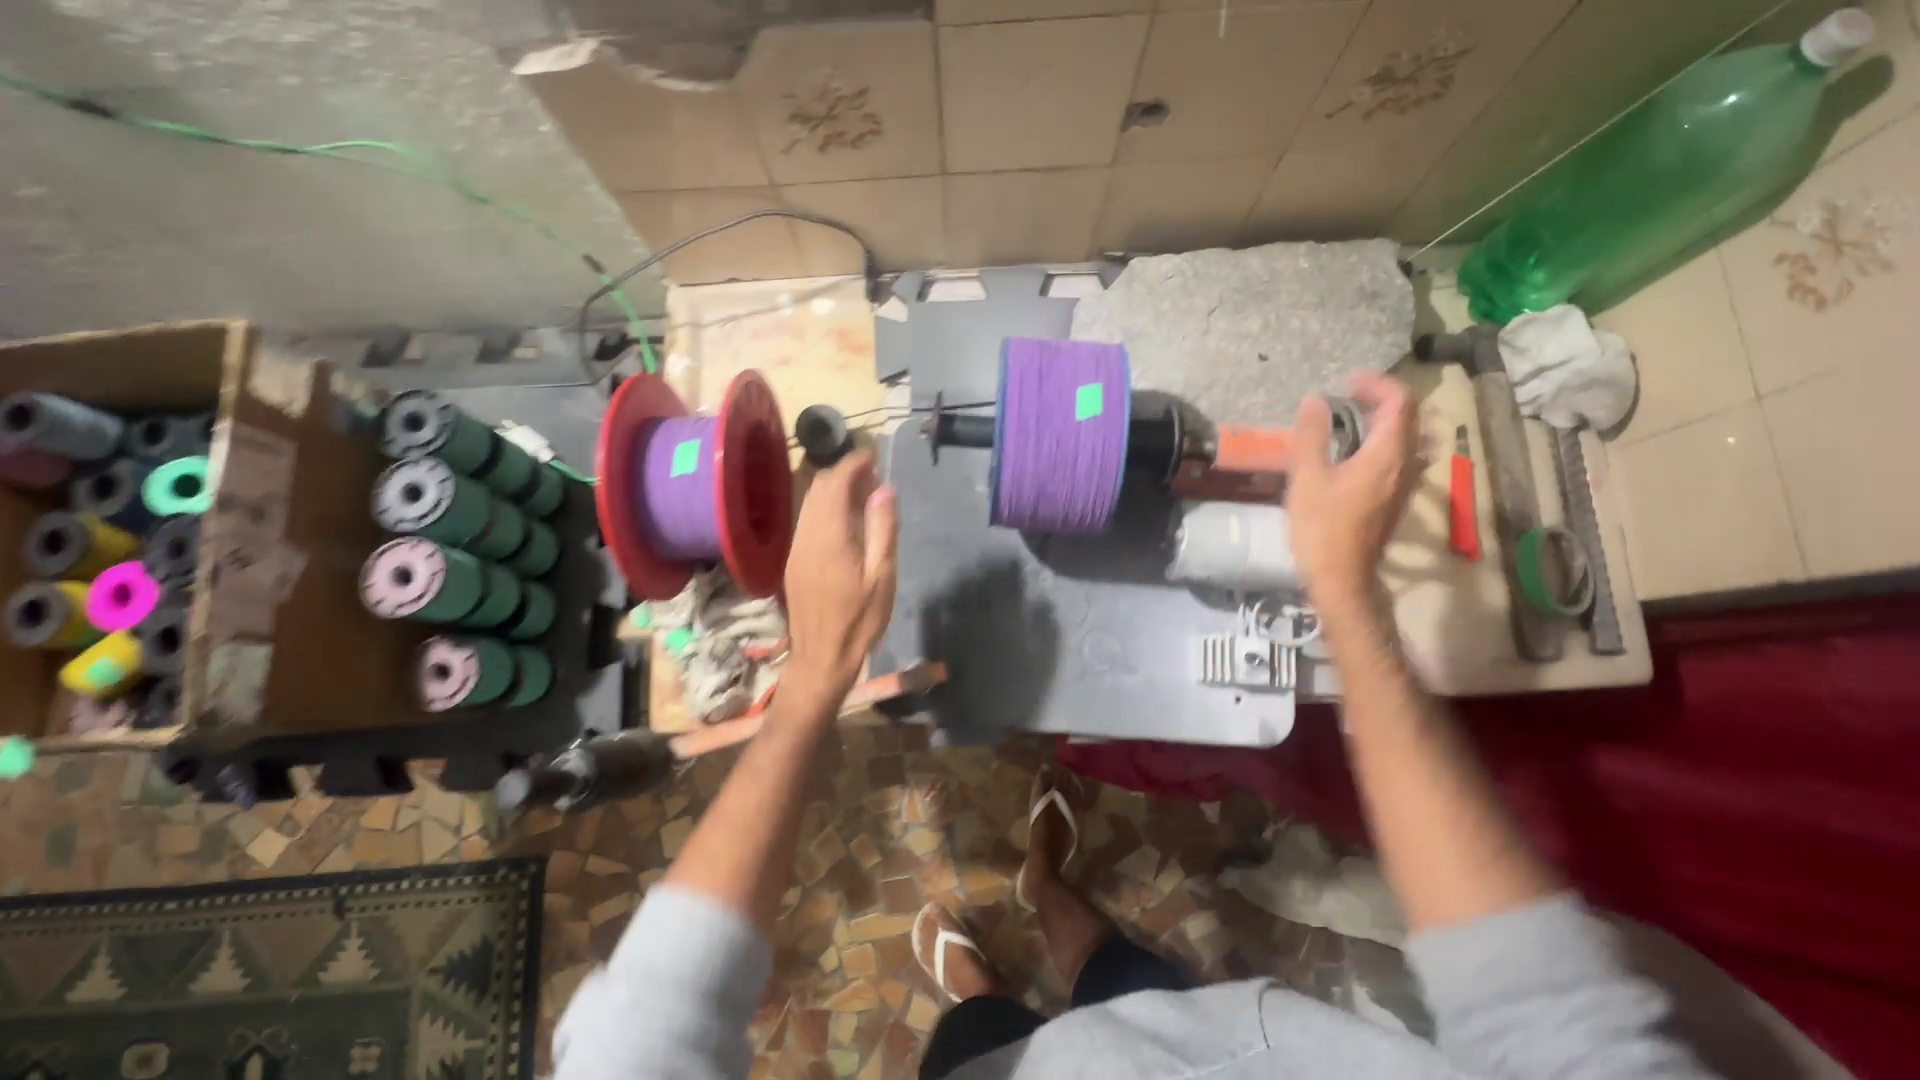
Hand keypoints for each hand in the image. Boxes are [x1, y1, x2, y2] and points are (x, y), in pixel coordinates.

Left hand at [783, 448, 898, 704]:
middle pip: (817, 488)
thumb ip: (882, 528)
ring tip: (863, 498)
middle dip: (843, 474)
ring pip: (808, 504)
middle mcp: (806, 535)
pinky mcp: (793, 562)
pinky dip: (824, 510)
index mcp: (829, 535)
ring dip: (832, 492)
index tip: (872, 456)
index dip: (852, 463)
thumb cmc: (859, 620)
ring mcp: (795, 549)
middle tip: (872, 477)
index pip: (834, 483)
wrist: (820, 659)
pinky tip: (845, 524)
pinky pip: (806, 522)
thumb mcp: (882, 576)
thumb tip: (883, 489)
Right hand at [1287, 371, 1420, 606]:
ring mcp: (1406, 484)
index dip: (1377, 383)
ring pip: (1407, 438)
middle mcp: (1407, 464)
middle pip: (1408, 417)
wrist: (1342, 579)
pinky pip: (1400, 457)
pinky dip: (1382, 443)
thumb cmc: (1322, 529)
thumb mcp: (1307, 479)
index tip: (1346, 382)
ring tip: (1350, 422)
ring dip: (1383, 422)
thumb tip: (1315, 401)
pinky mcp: (1396, 499)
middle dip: (1380, 399)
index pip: (1400, 401)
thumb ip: (1311, 436)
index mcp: (1388, 453)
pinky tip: (1355, 454)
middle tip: (1345, 397)